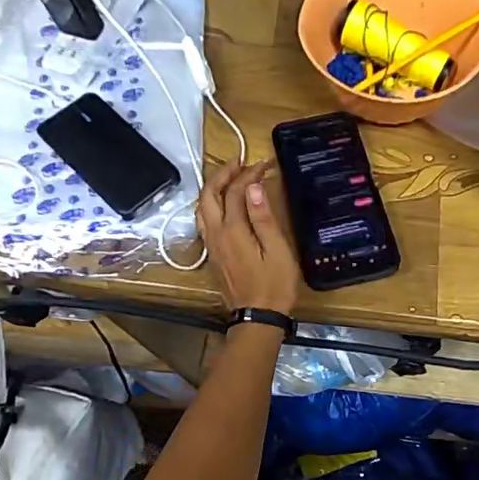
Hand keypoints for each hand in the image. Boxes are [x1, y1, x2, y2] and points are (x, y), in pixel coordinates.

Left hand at [197, 159, 299, 314]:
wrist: (257, 317)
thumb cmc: (274, 285)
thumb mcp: (276, 250)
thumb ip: (263, 217)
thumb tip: (253, 187)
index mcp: (232, 230)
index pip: (235, 191)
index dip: (248, 174)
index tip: (264, 164)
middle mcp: (215, 234)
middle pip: (209, 194)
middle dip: (222, 174)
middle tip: (240, 163)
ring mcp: (211, 244)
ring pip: (201, 207)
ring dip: (213, 188)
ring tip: (230, 178)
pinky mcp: (212, 254)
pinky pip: (203, 220)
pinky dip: (210, 204)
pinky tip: (222, 204)